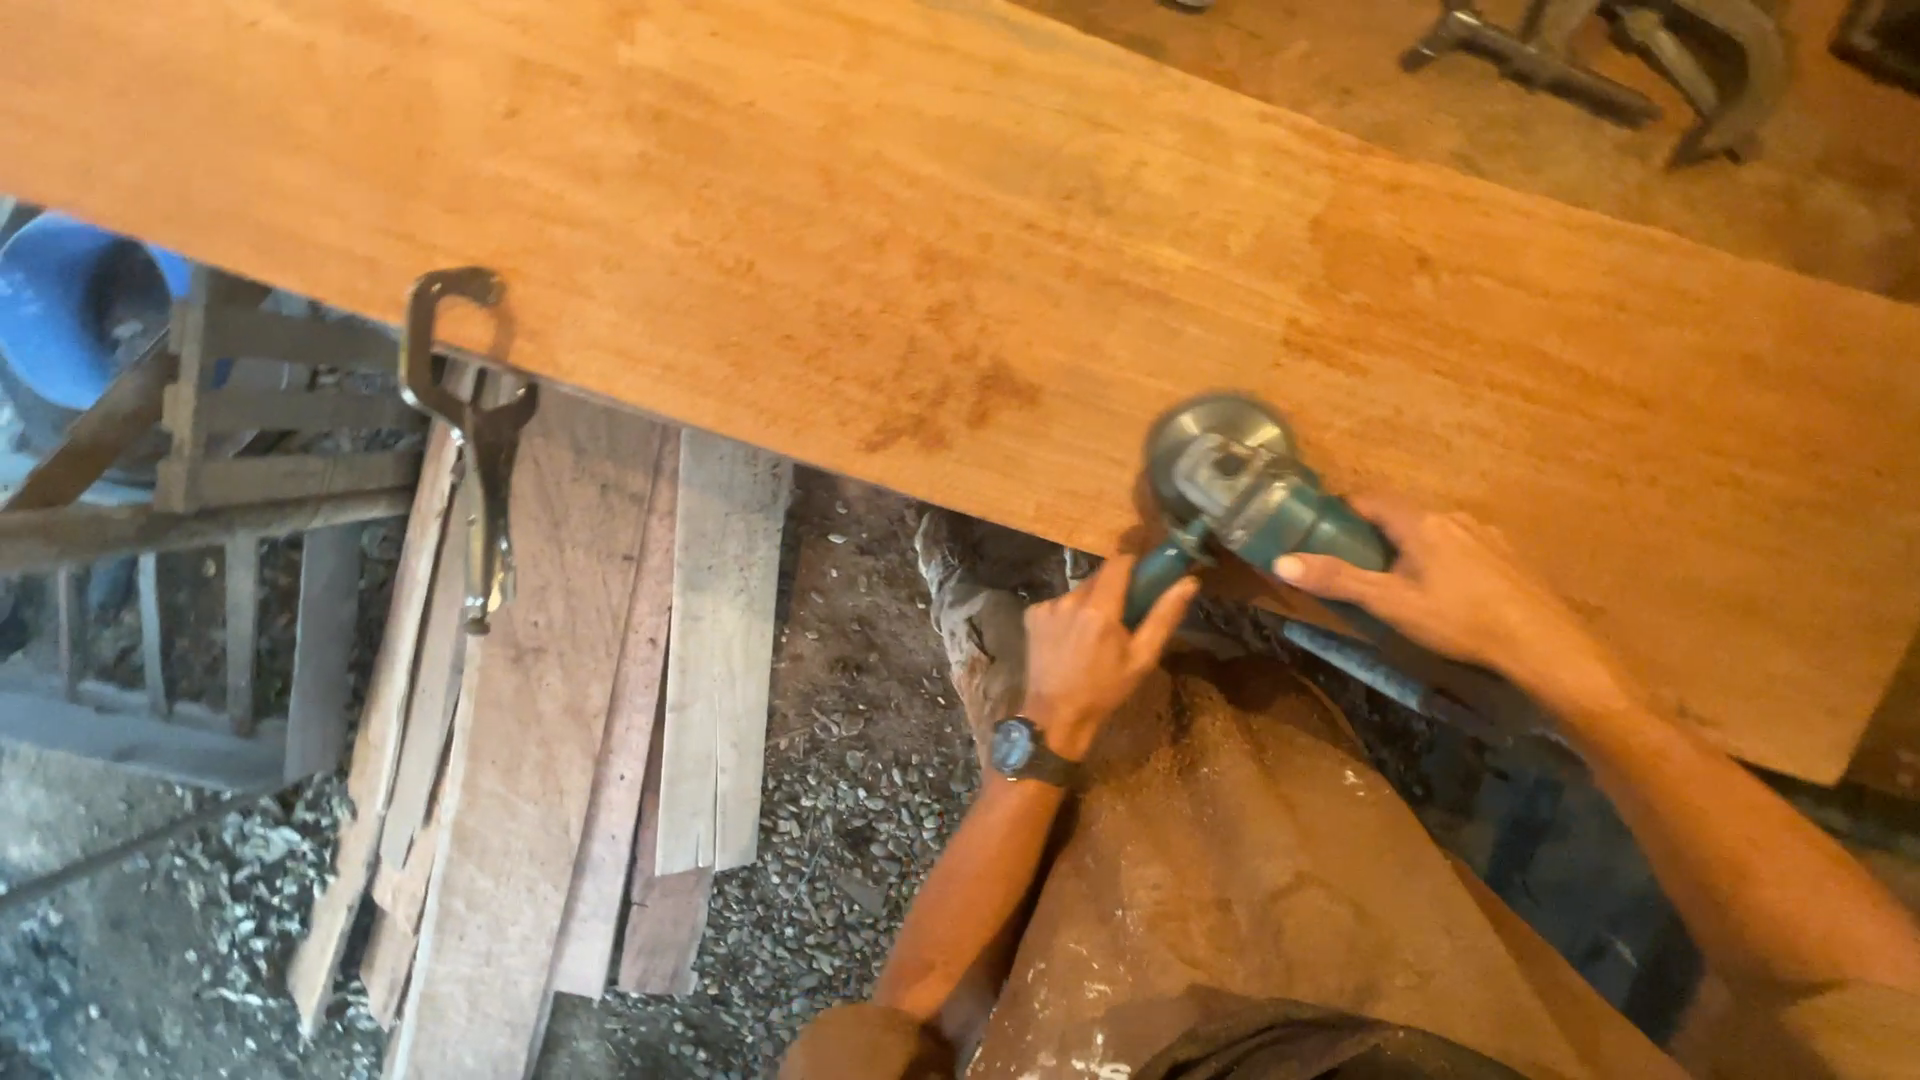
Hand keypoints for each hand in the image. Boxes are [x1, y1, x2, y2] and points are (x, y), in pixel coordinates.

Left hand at [1020, 556, 1197, 759]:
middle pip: (1098, 577)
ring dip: (1090, 603)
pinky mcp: (1032, 615)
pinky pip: (1059, 603)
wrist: (1056, 715)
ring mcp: (1047, 607)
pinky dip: (1068, 614)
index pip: (1117, 563)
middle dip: (1113, 589)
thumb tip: (1188, 582)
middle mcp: (1070, 600)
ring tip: (1093, 634)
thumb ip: (1164, 616)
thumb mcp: (1142, 658)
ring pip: (1078, 591)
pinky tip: (1070, 639)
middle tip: (1123, 615)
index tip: (1144, 575)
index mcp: (1099, 610)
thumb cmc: (1105, 690)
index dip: (1132, 563)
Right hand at [1272, 495, 1636, 716]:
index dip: (1341, 507)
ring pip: (1432, 531)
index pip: (1370, 497)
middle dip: (1373, 532)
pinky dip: (1440, 559)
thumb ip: (1337, 580)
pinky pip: (1461, 547)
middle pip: (1401, 514)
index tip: (1318, 525)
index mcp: (1421, 523)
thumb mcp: (1390, 604)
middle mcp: (1453, 518)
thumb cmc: (1460, 620)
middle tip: (1351, 560)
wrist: (1546, 647)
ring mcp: (1486, 536)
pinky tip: (1444, 592)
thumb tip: (1280, 561)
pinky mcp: (1508, 557)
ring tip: (1395, 580)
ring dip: (1408, 546)